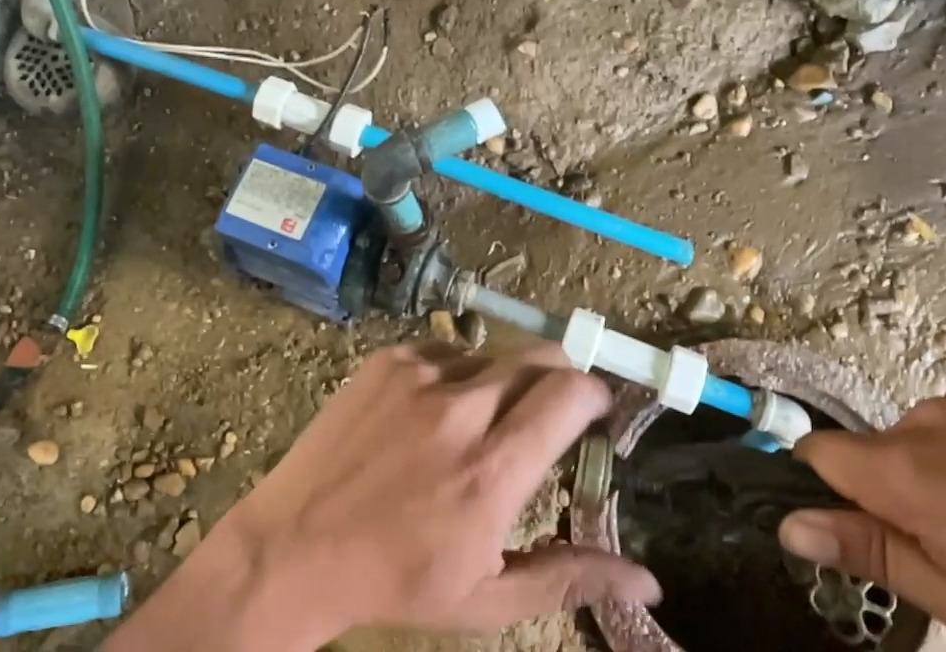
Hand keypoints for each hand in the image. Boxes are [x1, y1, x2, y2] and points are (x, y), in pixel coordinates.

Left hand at [106, 341, 657, 650]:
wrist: (295, 547)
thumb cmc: (396, 581)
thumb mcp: (487, 597)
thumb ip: (570, 577)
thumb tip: (650, 580)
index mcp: (493, 470)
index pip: (571, 393)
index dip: (596, 394)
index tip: (597, 412)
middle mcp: (461, 410)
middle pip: (540, 357)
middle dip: (562, 375)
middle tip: (555, 408)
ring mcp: (419, 377)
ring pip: (494, 353)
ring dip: (507, 377)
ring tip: (488, 418)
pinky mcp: (386, 362)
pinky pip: (447, 348)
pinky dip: (460, 371)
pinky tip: (441, 407)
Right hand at [777, 396, 945, 650]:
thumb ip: (879, 559)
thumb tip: (794, 527)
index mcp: (912, 472)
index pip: (812, 454)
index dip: (817, 497)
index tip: (845, 540)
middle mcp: (936, 422)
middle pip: (871, 457)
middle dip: (890, 507)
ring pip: (924, 451)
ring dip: (943, 497)